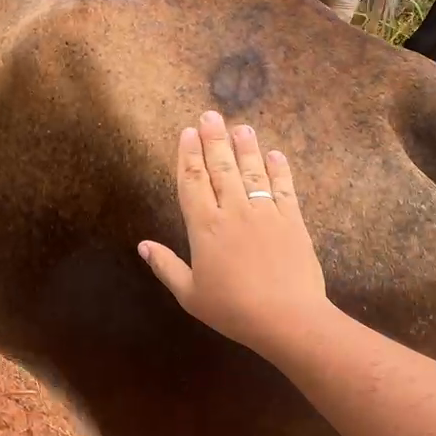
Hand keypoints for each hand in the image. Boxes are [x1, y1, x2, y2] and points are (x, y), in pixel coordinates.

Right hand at [137, 113, 330, 354]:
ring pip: (251, 172)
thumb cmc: (233, 309)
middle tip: (210, 115)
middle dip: (214, 139)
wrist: (289, 320)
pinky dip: (279, 170)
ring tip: (240, 126)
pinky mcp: (293, 222)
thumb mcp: (190, 295)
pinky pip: (284, 189)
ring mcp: (265, 214)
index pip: (192, 181)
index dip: (188, 154)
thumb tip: (142, 245)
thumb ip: (166, 267)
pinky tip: (275, 154)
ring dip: (245, 147)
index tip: (187, 132)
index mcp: (204, 226)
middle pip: (221, 167)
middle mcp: (232, 211)